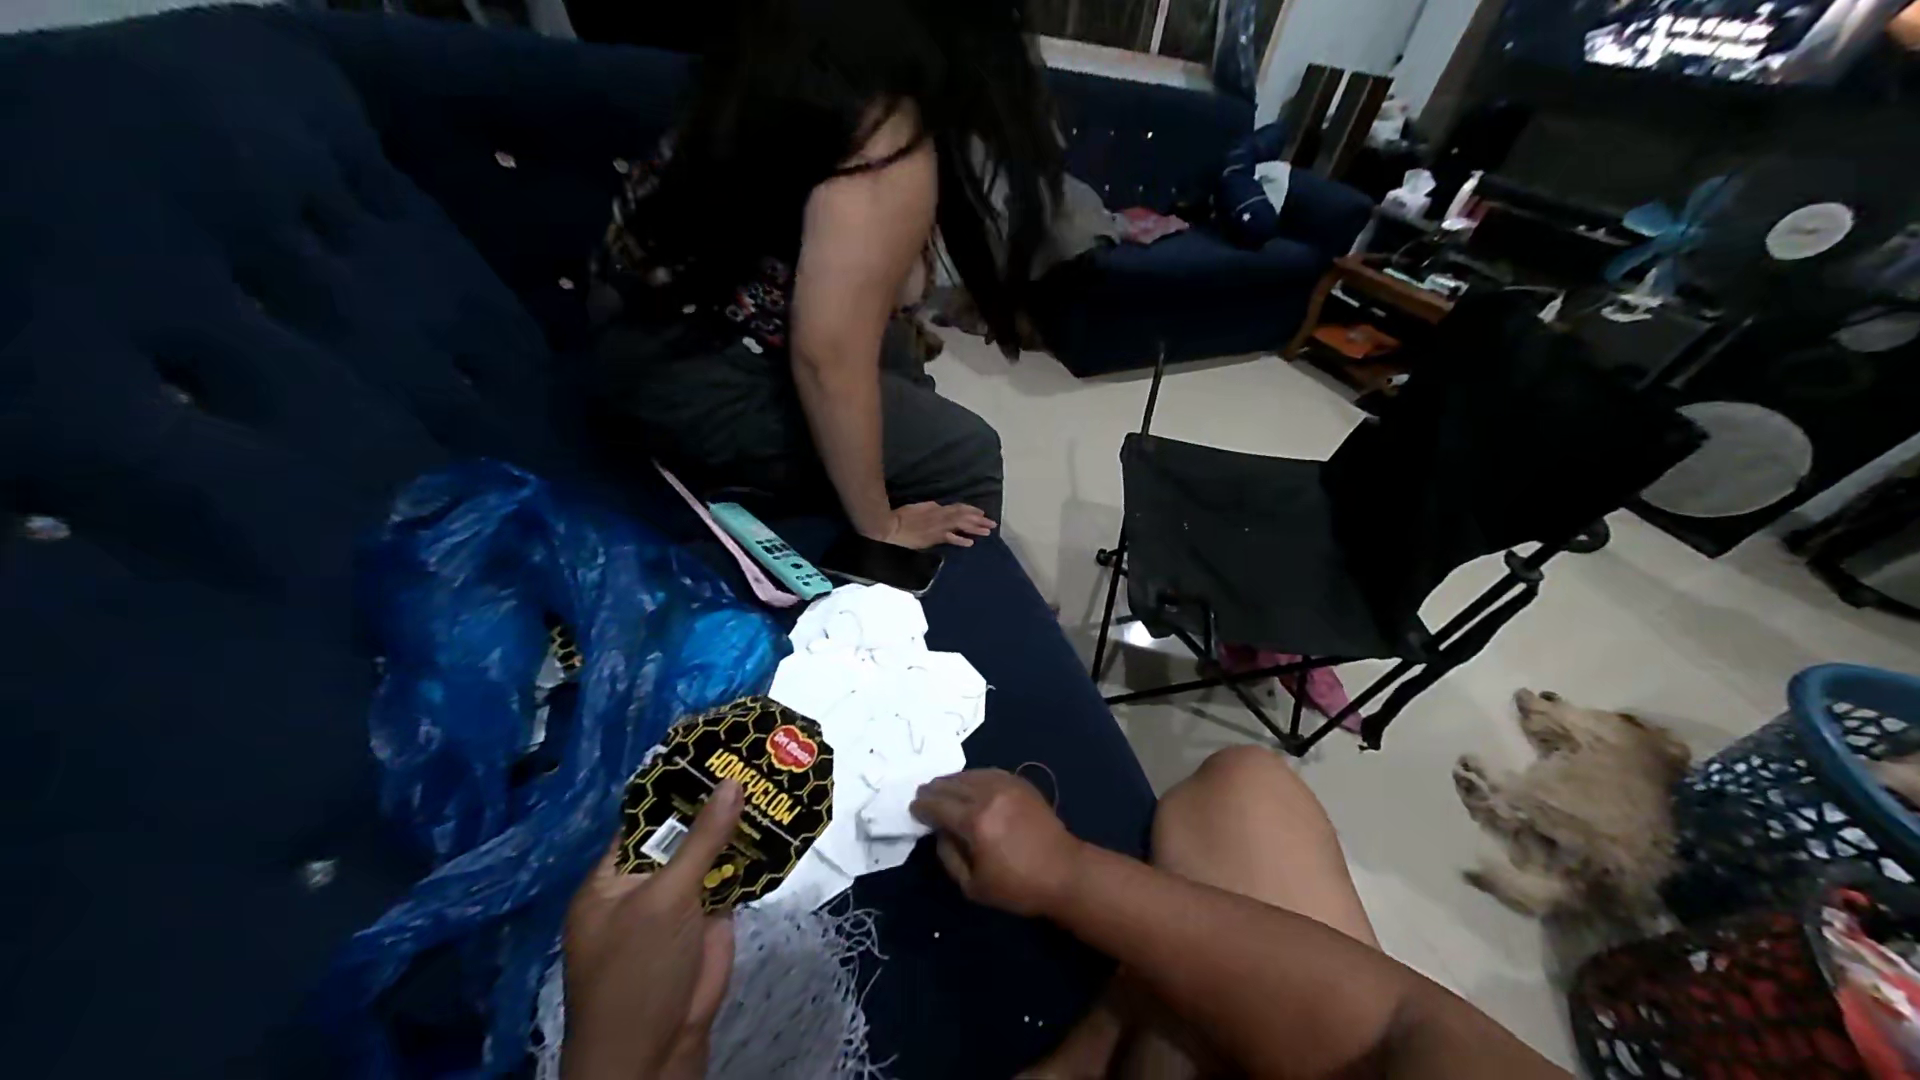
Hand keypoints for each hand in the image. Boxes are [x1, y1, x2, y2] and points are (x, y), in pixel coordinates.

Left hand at [562, 780, 742, 1079]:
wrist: (657, 1051)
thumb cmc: (639, 971)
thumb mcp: (665, 899)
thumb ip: (702, 840)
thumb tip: (732, 781)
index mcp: (613, 878)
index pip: (645, 819)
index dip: (677, 787)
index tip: (714, 751)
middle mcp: (645, 884)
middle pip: (683, 832)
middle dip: (715, 801)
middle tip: (752, 757)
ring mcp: (681, 902)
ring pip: (711, 852)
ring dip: (738, 824)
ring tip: (772, 778)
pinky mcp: (712, 917)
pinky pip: (732, 876)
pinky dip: (753, 854)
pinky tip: (779, 823)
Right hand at [879, 501, 995, 548]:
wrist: (891, 526)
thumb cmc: (901, 516)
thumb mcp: (919, 507)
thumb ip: (932, 508)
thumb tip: (940, 508)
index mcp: (937, 508)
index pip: (957, 508)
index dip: (970, 510)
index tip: (981, 512)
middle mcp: (940, 516)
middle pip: (963, 517)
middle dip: (978, 519)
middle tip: (992, 523)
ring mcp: (938, 528)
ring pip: (960, 526)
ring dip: (974, 528)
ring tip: (987, 531)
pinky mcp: (933, 538)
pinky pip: (950, 538)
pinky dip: (960, 540)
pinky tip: (970, 543)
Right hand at [910, 770, 1085, 916]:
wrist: (1064, 872)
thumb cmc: (1018, 886)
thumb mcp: (973, 886)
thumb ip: (949, 856)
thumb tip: (939, 832)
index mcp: (975, 823)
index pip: (939, 806)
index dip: (923, 806)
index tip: (914, 808)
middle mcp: (988, 796)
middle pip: (952, 785)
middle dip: (934, 789)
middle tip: (923, 794)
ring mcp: (1006, 785)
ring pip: (970, 774)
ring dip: (952, 780)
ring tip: (942, 787)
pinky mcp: (1020, 782)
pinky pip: (989, 772)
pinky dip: (973, 776)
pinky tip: (968, 783)